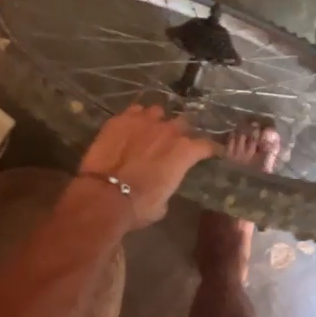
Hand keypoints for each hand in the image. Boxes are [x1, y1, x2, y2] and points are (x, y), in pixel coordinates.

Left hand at [78, 105, 218, 227]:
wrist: (105, 194)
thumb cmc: (138, 205)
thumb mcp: (162, 203)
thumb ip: (168, 183)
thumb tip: (162, 182)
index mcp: (184, 151)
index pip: (205, 145)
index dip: (209, 148)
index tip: (210, 151)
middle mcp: (168, 130)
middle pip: (182, 123)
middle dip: (180, 131)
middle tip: (174, 142)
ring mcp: (144, 120)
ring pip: (157, 112)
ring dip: (157, 121)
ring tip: (150, 130)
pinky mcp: (122, 118)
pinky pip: (135, 111)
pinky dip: (135, 118)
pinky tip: (131, 126)